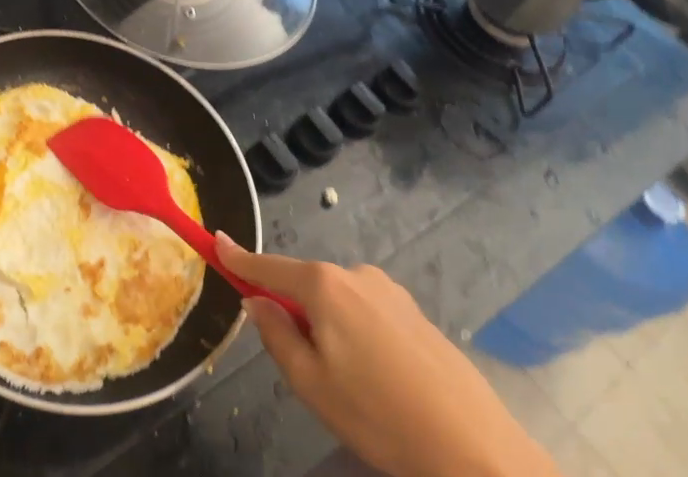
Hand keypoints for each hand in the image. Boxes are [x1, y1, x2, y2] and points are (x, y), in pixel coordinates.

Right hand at [217, 234, 559, 476]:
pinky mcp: (417, 314)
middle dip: (295, 314)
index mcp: (325, 285)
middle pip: (306, 285)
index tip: (215, 241)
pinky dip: (358, 336)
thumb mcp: (308, 381)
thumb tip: (257, 300)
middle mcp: (357, 275)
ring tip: (350, 387)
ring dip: (329, 329)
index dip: (239, 257)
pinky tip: (378, 381)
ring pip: (339, 303)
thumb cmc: (376, 414)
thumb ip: (275, 333)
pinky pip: (368, 314)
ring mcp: (392, 292)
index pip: (269, 265)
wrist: (472, 447)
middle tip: (307, 372)